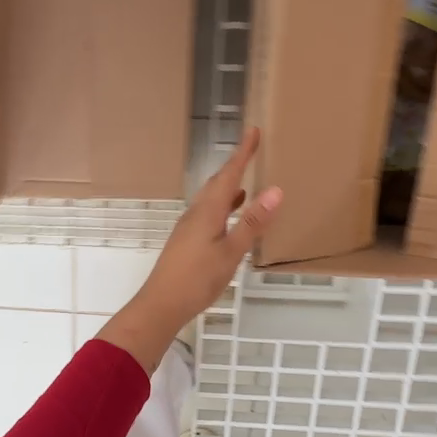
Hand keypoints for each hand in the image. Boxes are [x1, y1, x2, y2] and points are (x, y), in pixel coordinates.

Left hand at [97, 130, 283, 369]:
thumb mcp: (231, 252)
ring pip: (211, 201)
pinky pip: (208, 215)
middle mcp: (196, 214)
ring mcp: (188, 229)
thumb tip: (275, 189)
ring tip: (245, 182)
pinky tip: (228, 219)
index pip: (228, 175)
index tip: (253, 131)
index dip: (242, 153)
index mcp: (208, 212)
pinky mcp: (186, 243)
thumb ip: (252, 222)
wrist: (161, 305)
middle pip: (217, 184)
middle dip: (234, 167)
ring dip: (228, 189)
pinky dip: (222, 209)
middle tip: (251, 151)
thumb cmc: (196, 279)